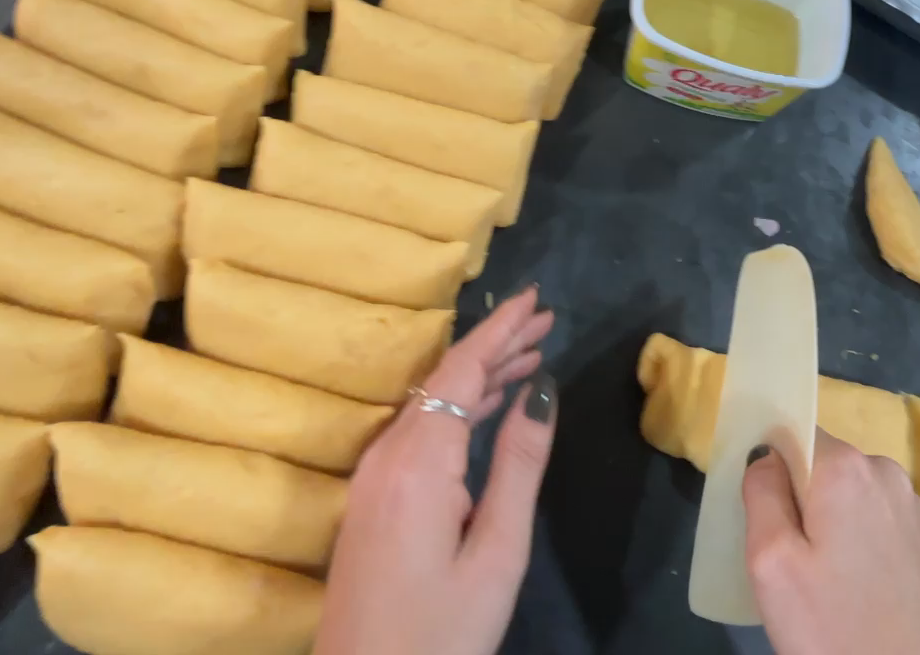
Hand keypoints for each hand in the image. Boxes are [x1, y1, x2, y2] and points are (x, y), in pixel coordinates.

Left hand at [315, 286, 557, 654]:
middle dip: (498, 344)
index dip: (501, 329)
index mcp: (419, 461)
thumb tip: (541, 389)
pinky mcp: (373, 496)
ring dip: (481, 374)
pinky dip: (459, 406)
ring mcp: (374, 475)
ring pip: (432, 401)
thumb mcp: (497, 549)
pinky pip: (421, 428)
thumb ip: (519, 462)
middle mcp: (388, 454)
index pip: (463, 369)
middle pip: (446, 377)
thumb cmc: (442, 632)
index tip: (536, 298)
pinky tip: (491, 403)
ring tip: (532, 354)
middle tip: (546, 320)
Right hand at [742, 430, 919, 654]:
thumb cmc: (835, 631)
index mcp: (847, 466)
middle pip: (819, 465)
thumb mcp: (772, 563)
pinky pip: (869, 520)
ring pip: (844, 495)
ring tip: (819, 584)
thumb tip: (766, 455)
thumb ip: (761, 493)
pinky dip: (851, 543)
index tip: (764, 518)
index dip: (771, 471)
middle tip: (788, 562)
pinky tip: (848, 592)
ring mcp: (910, 506)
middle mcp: (884, 470)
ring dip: (824, 525)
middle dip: (797, 502)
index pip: (793, 434)